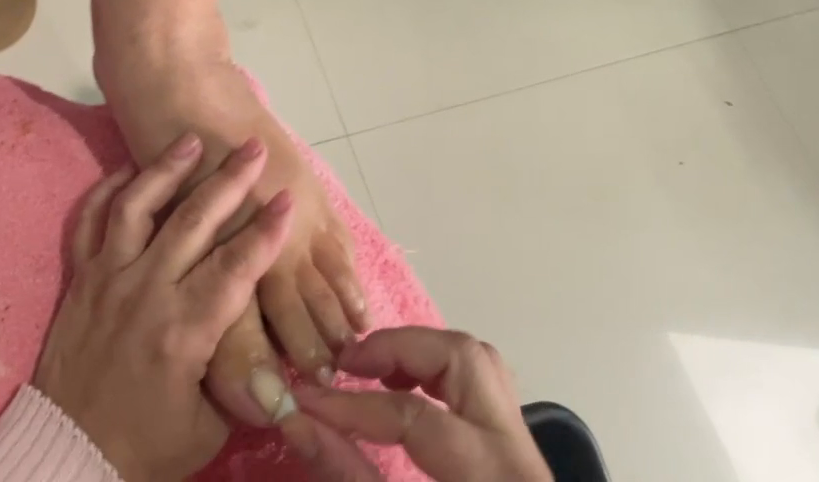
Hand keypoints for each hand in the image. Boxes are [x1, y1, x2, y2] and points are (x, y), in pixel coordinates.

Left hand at [34, 133, 295, 481]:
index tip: (287, 200)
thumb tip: (277, 352)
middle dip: (228, 181)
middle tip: (251, 148)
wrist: (70, 451)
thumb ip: (240, 377)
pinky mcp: (80, 277)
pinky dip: (108, 190)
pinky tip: (128, 168)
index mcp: (184, 331)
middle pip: (193, 222)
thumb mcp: (208, 425)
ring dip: (166, 169)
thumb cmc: (147, 444)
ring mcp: (107, 277)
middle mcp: (145, 291)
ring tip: (191, 140)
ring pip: (137, 207)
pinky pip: (90, 222)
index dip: (264, 233)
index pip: (235, 269)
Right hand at [276, 327, 552, 481]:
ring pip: (477, 360)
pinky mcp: (513, 451)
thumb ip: (347, 475)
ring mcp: (523, 449)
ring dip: (417, 353)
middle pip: (463, 358)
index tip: (303, 398)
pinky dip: (434, 372)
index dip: (351, 404)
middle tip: (346, 365)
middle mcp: (518, 454)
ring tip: (370, 372)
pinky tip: (399, 391)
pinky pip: (479, 383)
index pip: (415, 416)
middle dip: (397, 348)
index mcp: (492, 478)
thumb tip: (295, 419)